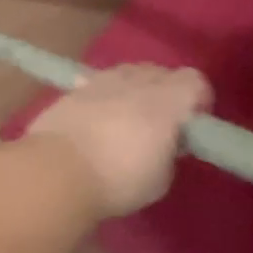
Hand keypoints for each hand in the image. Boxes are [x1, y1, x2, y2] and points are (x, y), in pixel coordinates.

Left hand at [28, 64, 210, 216]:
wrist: (55, 172)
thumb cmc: (117, 180)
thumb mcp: (161, 178)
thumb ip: (168, 152)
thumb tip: (162, 143)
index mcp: (168, 100)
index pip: (194, 81)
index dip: (197, 101)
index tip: (190, 126)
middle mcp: (135, 81)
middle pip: (159, 72)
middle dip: (164, 92)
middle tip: (158, 123)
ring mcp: (99, 81)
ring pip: (126, 73)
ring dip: (132, 90)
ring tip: (124, 119)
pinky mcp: (70, 90)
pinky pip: (94, 84)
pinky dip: (101, 96)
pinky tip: (94, 117)